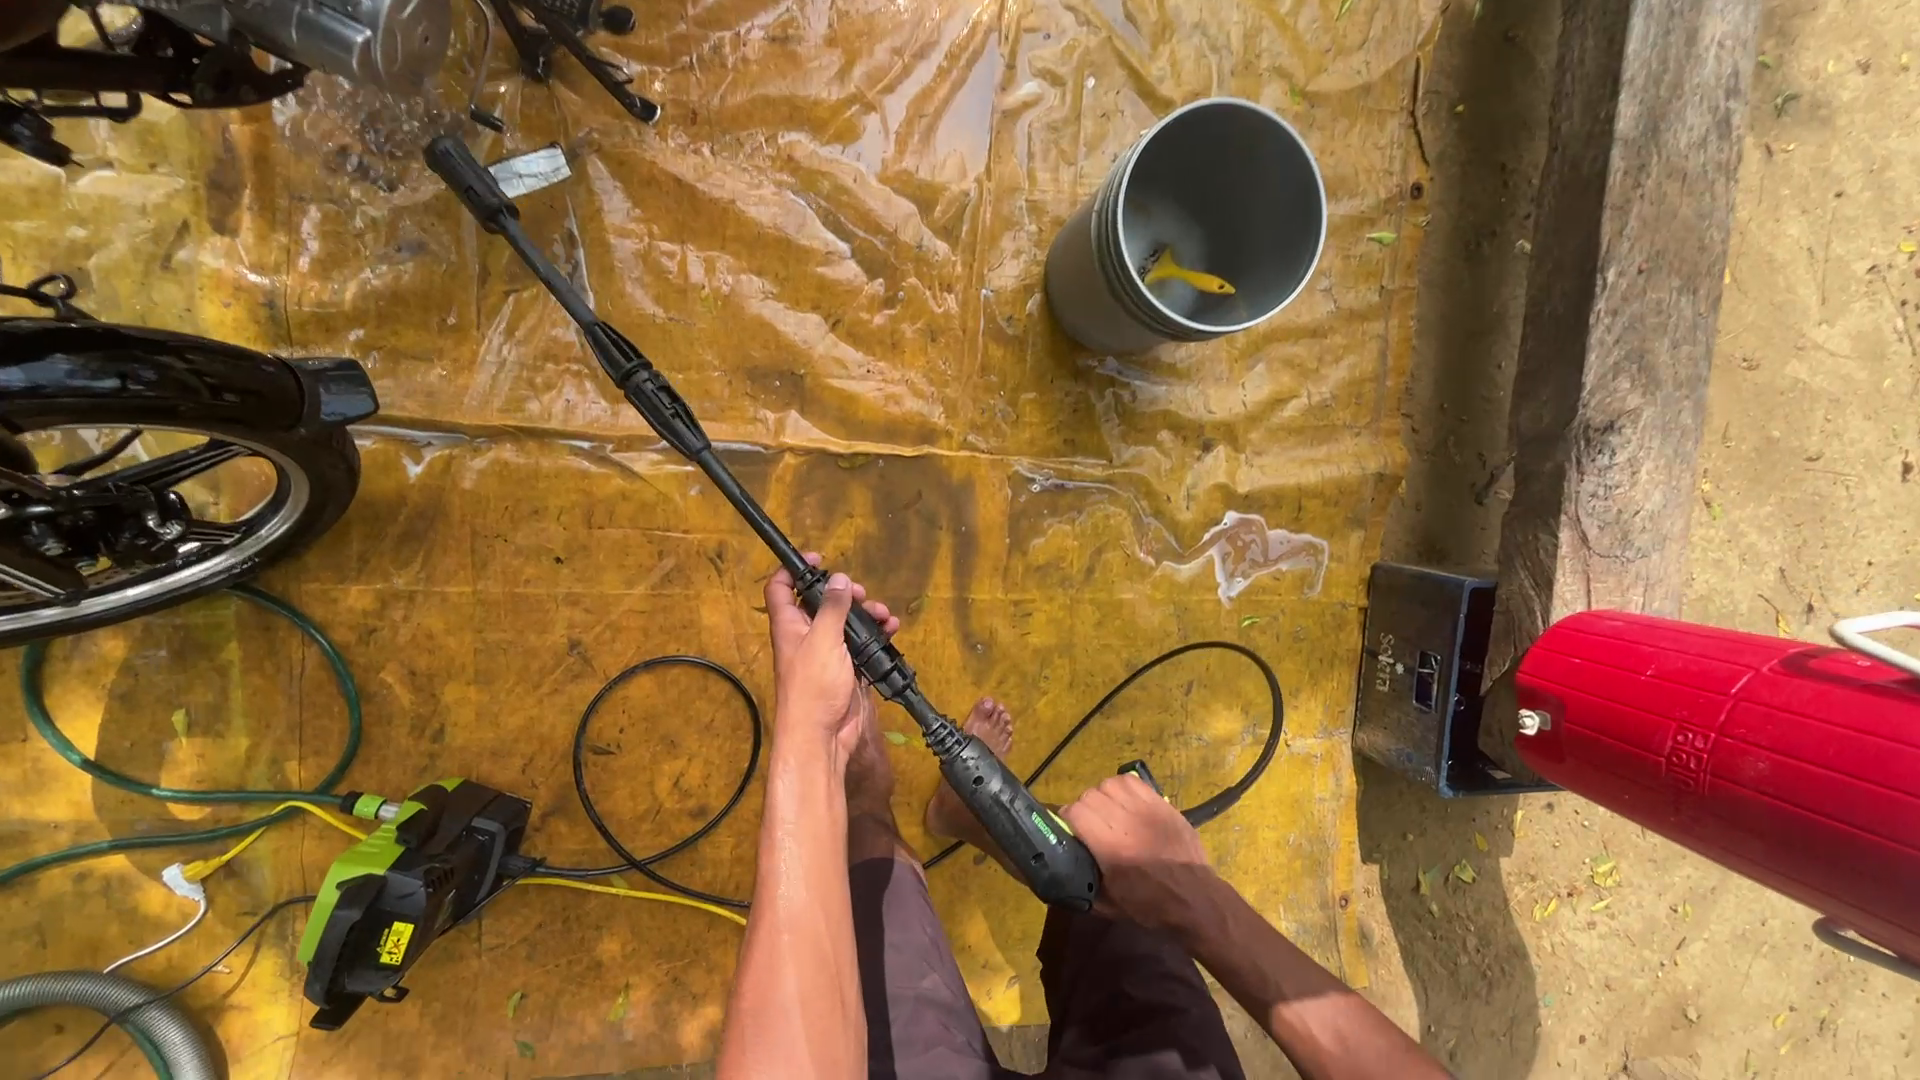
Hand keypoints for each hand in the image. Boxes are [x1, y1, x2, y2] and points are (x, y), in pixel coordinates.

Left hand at [764, 553, 898, 766]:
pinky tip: (891, 631)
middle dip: (844, 594)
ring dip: (866, 615)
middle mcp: (806, 636)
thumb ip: (832, 607)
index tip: (818, 559)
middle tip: (862, 595)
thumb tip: (840, 579)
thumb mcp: (823, 639)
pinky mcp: (848, 669)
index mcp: (790, 625)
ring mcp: (828, 654)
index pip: (780, 589)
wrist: (823, 736)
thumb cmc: (813, 686)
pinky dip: (876, 636)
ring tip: (883, 615)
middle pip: (822, 603)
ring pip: (847, 623)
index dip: (793, 570)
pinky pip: (863, 645)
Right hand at [1061, 774, 1214, 931]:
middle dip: (1085, 808)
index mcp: (1110, 848)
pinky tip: (1125, 802)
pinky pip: (1134, 782)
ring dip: (1104, 795)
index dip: (1068, 818)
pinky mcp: (1162, 804)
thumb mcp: (1108, 903)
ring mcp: (1146, 809)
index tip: (1071, 829)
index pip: (1076, 812)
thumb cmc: (1151, 905)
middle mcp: (1126, 822)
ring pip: (1110, 784)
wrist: (1195, 899)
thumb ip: (1083, 882)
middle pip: (1090, 795)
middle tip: (1091, 823)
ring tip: (1109, 810)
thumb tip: (1064, 867)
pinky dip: (1123, 788)